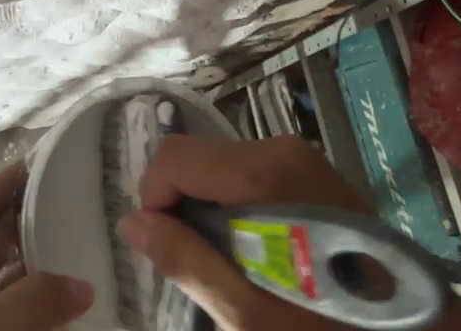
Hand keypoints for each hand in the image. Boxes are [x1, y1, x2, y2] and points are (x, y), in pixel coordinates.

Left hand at [0, 160, 94, 330]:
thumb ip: (35, 298)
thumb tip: (81, 283)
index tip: (37, 167)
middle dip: (30, 215)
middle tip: (73, 198)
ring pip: (20, 277)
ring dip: (48, 257)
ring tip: (87, 239)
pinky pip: (38, 314)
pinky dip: (59, 300)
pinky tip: (88, 298)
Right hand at [118, 135, 460, 330]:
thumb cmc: (328, 327)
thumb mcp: (248, 311)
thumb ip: (185, 260)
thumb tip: (131, 222)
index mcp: (260, 171)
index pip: (173, 156)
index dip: (155, 200)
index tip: (167, 251)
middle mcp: (279, 147)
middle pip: (197, 158)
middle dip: (183, 207)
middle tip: (203, 269)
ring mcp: (302, 157)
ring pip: (222, 167)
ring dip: (211, 211)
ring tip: (235, 268)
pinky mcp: (316, 172)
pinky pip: (252, 175)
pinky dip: (239, 209)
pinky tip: (262, 255)